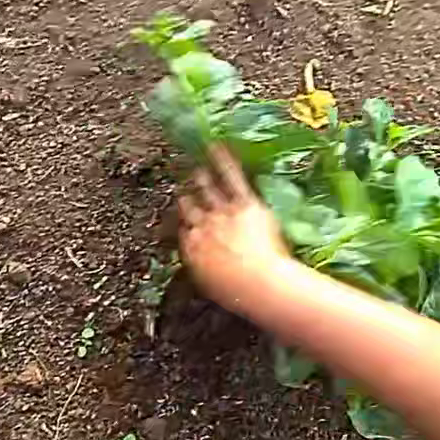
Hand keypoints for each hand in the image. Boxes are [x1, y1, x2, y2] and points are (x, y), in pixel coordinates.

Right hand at [178, 146, 294, 311]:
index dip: (187, 227)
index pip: (186, 233)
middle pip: (192, 210)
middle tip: (182, 191)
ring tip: (196, 171)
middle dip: (187, 200)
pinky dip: (224, 161)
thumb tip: (209, 271)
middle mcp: (204, 227)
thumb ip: (207, 271)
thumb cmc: (239, 291)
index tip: (186, 223)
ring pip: (208, 191)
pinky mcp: (243, 203)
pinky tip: (217, 148)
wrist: (257, 280)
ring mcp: (223, 212)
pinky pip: (232, 178)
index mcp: (194, 249)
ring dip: (202, 180)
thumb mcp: (213, 285)